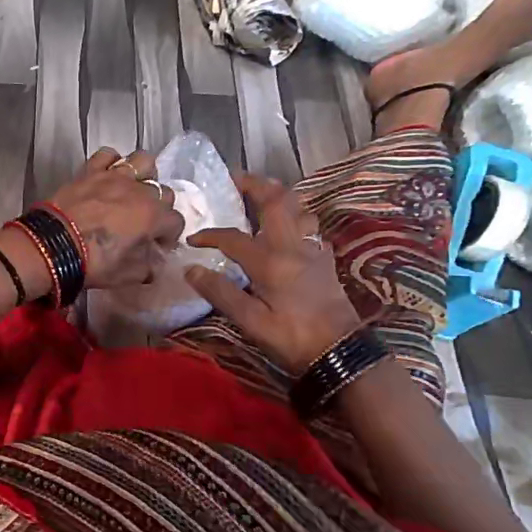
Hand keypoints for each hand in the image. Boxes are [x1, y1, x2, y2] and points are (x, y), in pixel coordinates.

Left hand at [32, 147, 184, 288]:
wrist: (53, 247)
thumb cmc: (95, 263)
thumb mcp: (128, 275)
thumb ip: (148, 268)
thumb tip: (153, 265)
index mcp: (153, 216)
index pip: (175, 222)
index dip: (169, 237)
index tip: (158, 247)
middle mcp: (139, 191)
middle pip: (163, 192)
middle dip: (159, 208)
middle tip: (144, 223)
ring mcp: (114, 177)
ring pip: (142, 162)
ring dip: (144, 175)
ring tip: (133, 191)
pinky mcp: (90, 171)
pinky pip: (107, 155)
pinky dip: (111, 162)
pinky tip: (108, 175)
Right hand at [185, 174, 363, 374]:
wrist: (340, 351)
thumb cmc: (292, 337)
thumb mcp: (250, 321)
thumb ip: (221, 293)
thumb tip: (191, 269)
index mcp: (271, 262)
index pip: (233, 238)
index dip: (210, 235)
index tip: (193, 240)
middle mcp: (294, 246)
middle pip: (277, 201)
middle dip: (254, 185)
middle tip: (234, 180)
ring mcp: (313, 249)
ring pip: (298, 207)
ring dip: (278, 195)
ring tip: (259, 195)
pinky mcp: (325, 258)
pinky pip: (309, 224)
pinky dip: (294, 214)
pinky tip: (285, 226)